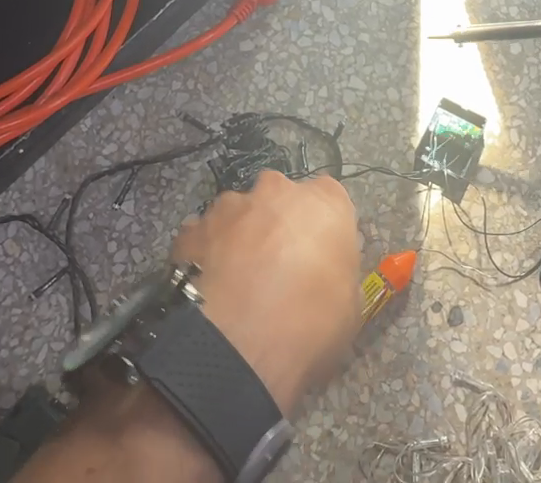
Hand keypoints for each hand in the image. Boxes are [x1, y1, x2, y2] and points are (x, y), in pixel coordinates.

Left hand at [168, 171, 361, 411]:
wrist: (236, 348)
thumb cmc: (309, 326)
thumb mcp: (350, 307)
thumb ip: (336, 274)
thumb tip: (323, 277)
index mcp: (324, 202)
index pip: (329, 199)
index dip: (322, 228)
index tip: (318, 256)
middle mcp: (276, 191)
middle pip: (279, 199)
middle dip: (277, 224)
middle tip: (277, 267)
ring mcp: (228, 207)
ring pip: (238, 215)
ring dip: (239, 237)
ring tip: (236, 283)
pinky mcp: (191, 230)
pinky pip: (202, 237)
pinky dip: (205, 254)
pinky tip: (206, 288)